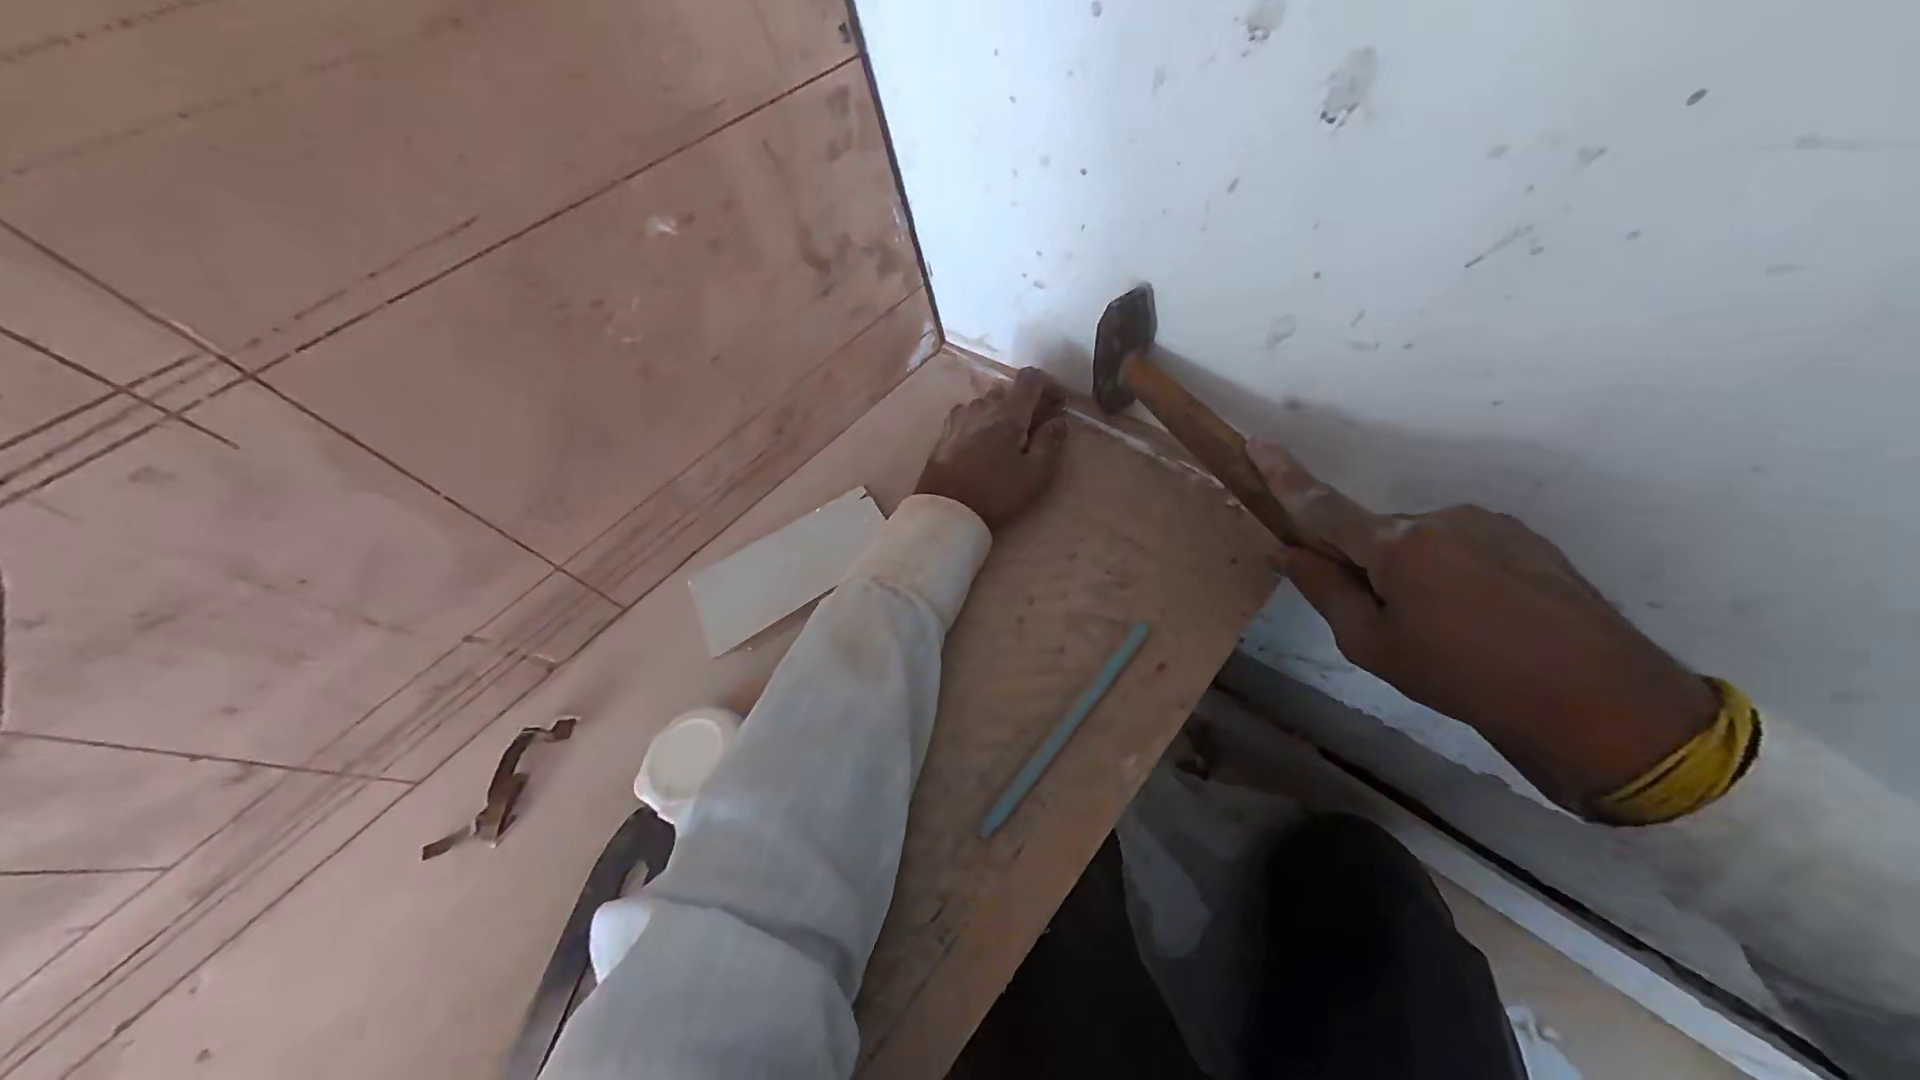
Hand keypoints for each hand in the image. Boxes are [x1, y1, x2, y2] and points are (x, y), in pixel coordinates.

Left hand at [915, 368, 1069, 529]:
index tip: (1057, 404)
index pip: (1030, 378)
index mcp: (1008, 413)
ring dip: (1001, 413)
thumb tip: (1058, 421)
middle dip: (1025, 404)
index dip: (1048, 385)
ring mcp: (960, 416)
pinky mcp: (945, 431)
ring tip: (1007, 440)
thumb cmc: (995, 492)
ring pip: (987, 403)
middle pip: (1008, 390)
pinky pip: (969, 415)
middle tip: (1034, 428)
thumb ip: (1049, 443)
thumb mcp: (1034, 474)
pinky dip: (981, 422)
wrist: (946, 510)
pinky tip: (982, 445)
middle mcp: (982, 406)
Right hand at [1248, 441, 1717, 811]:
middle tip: (1387, 620)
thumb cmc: (1462, 676)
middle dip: (1365, 563)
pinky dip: (1454, 573)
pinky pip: (1463, 546)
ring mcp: (1488, 524)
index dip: (1284, 476)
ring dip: (1413, 571)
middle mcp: (1439, 518)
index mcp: (1396, 546)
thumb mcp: (1372, 644)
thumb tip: (1286, 551)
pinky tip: (1482, 618)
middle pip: (1375, 533)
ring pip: (1420, 542)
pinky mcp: (1525, 538)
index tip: (1258, 443)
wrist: (1595, 699)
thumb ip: (1324, 590)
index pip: (1322, 506)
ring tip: (1447, 628)